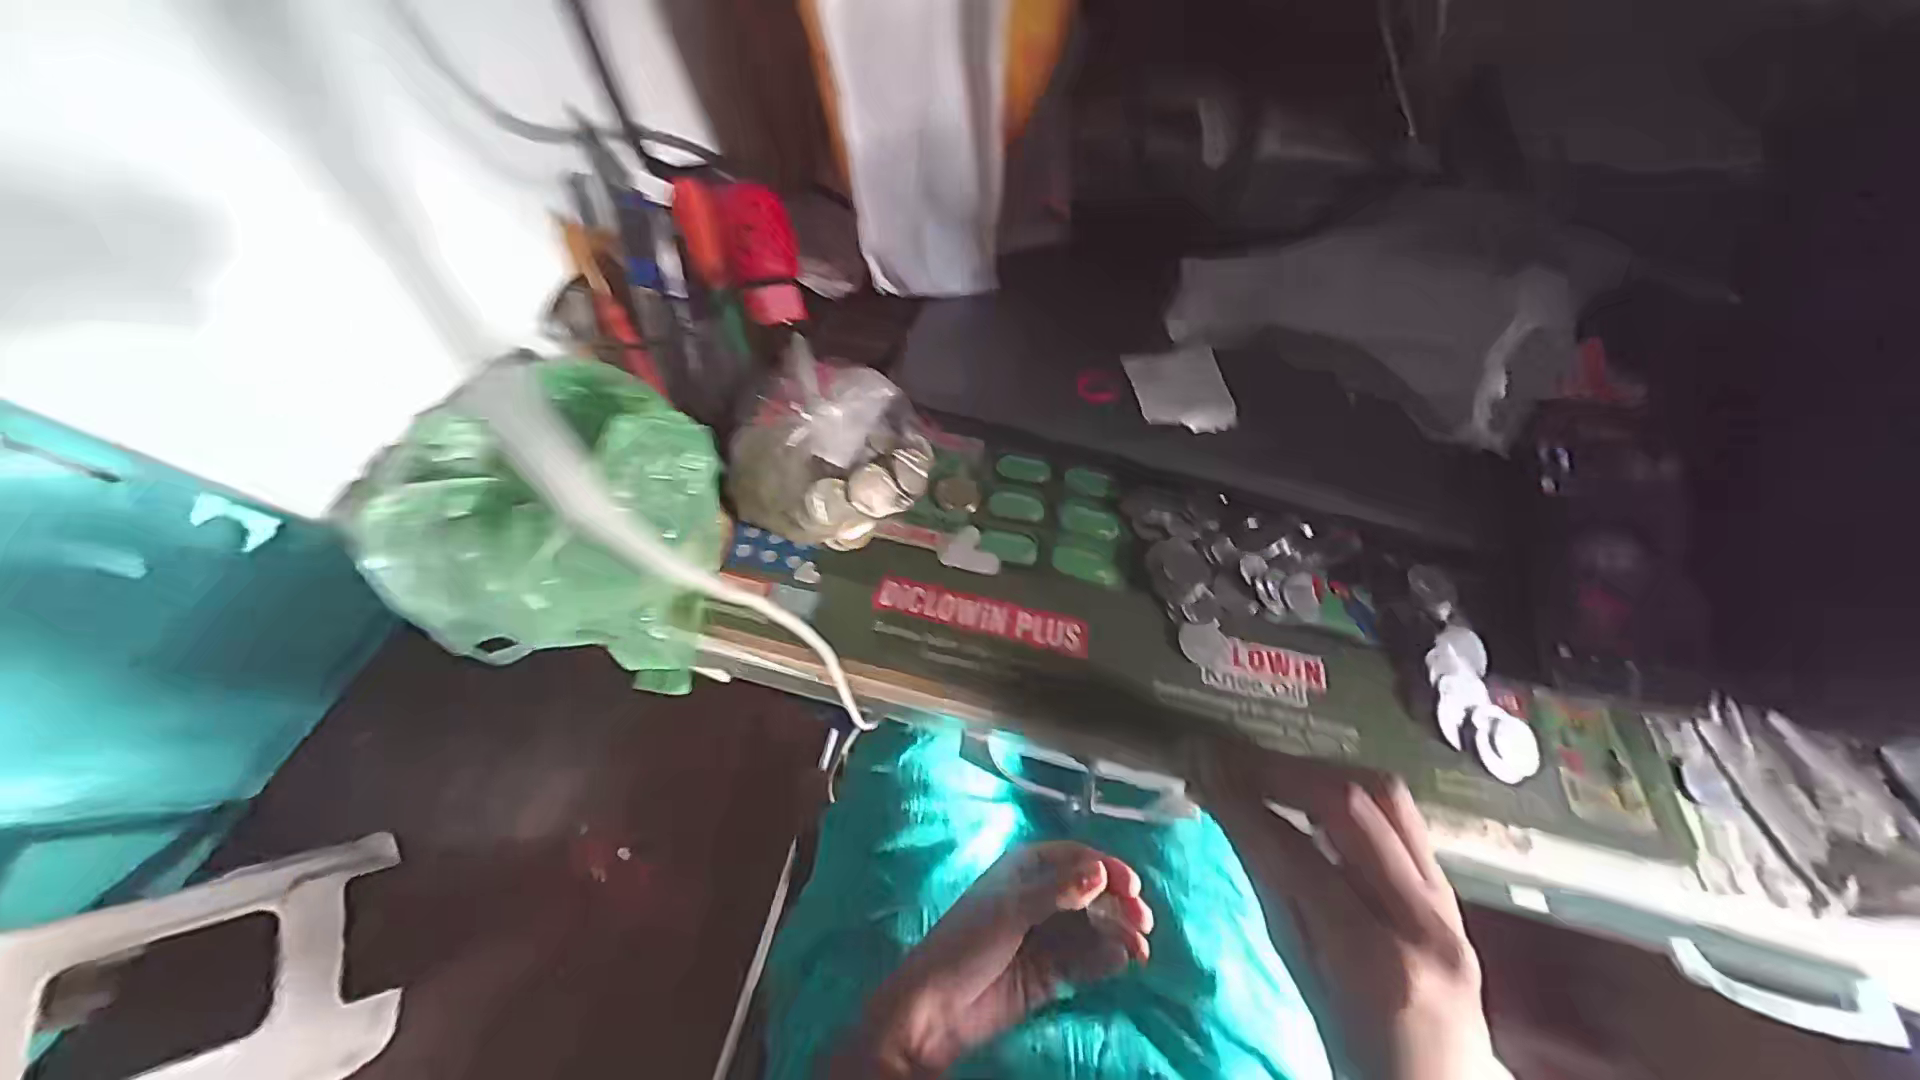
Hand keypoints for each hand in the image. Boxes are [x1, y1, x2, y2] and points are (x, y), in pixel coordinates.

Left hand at [832, 842, 1152, 1078]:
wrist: (938, 1009)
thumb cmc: (967, 942)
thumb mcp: (1011, 909)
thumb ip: (1056, 892)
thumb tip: (1100, 872)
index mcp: (1025, 869)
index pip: (1074, 858)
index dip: (1105, 867)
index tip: (1132, 885)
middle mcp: (1040, 896)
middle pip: (1089, 892)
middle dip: (1118, 902)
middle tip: (1143, 921)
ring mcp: (1047, 934)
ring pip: (1093, 925)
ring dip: (1118, 931)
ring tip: (1139, 948)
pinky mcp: (1051, 972)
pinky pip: (1086, 958)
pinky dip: (1107, 957)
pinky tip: (1122, 960)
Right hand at [1199, 743, 1498, 1079]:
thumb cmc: (1360, 1062)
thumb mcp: (1302, 988)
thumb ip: (1274, 900)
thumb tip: (1232, 820)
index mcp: (1378, 963)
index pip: (1295, 853)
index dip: (1239, 803)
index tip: (1198, 768)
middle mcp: (1424, 920)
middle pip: (1349, 804)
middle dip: (1275, 769)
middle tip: (1220, 756)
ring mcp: (1448, 904)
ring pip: (1383, 795)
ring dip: (1312, 771)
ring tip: (1260, 770)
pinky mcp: (1450, 894)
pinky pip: (1398, 817)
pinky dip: (1344, 791)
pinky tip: (1307, 794)